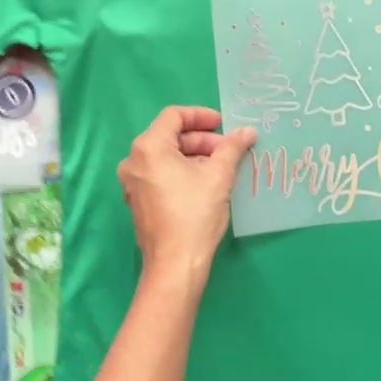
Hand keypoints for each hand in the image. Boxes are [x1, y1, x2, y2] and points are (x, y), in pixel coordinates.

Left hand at [117, 106, 257, 284]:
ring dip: (194, 156)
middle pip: (169, 137)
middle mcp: (134, 161)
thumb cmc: (195, 214)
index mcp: (149, 148)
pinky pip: (160, 175)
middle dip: (201, 140)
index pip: (174, 116)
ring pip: (166, 157)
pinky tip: (205, 184)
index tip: (223, 124)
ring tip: (220, 167)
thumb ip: (232, 148)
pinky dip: (182, 172)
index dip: (201, 116)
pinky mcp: (138, 201)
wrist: (175, 265)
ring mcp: (133, 183)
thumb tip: (247, 131)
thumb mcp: (219, 175)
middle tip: (227, 149)